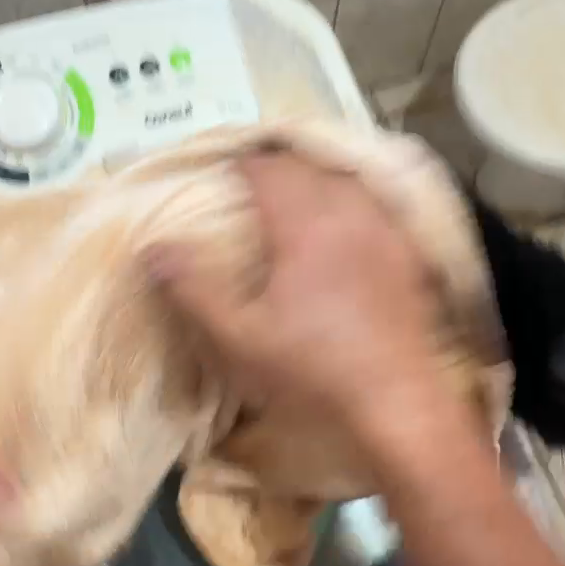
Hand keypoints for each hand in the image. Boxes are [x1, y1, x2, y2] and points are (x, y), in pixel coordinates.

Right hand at [146, 152, 467, 462]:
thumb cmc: (313, 369)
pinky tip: (350, 223)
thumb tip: (155, 249)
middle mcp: (349, 214)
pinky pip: (379, 207)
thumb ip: (194, 290)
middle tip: (255, 180)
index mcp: (304, 225)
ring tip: (299, 193)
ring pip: (348, 181)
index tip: (225, 171)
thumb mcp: (240, 338)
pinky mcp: (409, 254)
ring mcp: (385, 232)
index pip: (269, 170)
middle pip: (309, 168)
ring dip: (318, 179)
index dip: (243, 164)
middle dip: (279, 167)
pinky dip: (354, 202)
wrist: (397, 401)